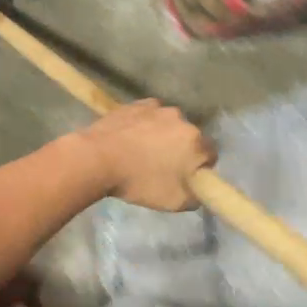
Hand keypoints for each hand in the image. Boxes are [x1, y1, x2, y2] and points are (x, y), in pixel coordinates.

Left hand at [75, 100, 215, 211]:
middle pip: (188, 137)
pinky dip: (143, 125)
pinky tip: (130, 139)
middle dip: (180, 150)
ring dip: (161, 136)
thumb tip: (196, 189)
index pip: (210, 155)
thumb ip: (196, 196)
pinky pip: (146, 116)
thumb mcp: (176, 202)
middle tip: (162, 167)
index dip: (200, 169)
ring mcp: (155, 108)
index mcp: (196, 140)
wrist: (97, 158)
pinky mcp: (133, 104)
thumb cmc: (139, 181)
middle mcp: (180, 118)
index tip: (184, 179)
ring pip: (167, 125)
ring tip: (141, 152)